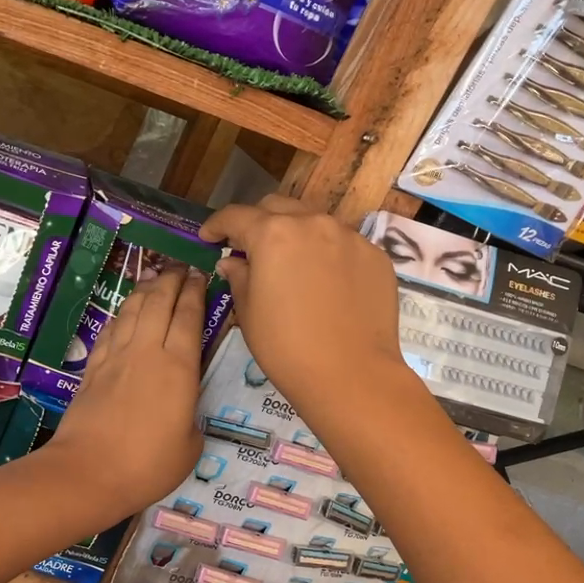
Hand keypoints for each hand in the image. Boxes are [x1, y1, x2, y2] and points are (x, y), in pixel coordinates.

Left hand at [46, 268, 206, 519]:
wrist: (89, 471)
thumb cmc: (148, 465)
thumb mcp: (190, 446)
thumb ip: (191, 417)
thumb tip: (182, 409)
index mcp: (178, 367)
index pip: (188, 316)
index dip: (195, 292)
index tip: (200, 275)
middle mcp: (146, 352)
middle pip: (158, 302)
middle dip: (171, 280)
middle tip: (180, 268)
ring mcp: (115, 357)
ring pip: (131, 310)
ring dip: (145, 290)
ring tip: (154, 279)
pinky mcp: (93, 368)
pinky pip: (110, 330)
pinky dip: (121, 315)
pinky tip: (125, 312)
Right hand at [200, 195, 406, 411]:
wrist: (351, 374)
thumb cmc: (285, 346)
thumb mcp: (248, 312)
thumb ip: (239, 276)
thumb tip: (234, 261)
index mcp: (273, 234)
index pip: (236, 216)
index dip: (216, 226)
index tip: (207, 238)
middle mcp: (312, 224)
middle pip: (277, 207)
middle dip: (257, 223)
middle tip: (247, 249)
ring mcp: (349, 237)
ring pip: (313, 222)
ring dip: (294, 235)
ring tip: (289, 265)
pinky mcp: (375, 256)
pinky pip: (342, 244)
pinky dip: (325, 254)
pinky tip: (323, 283)